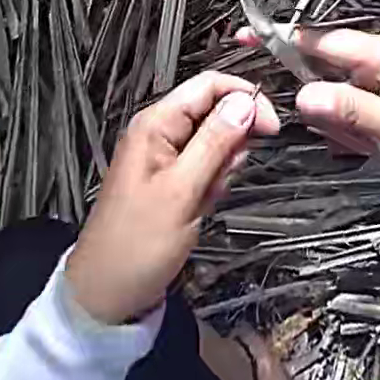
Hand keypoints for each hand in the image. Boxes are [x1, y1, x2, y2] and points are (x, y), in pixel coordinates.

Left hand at [65, 72, 280, 323]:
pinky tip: (203, 204)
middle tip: (224, 177)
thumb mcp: (182, 190)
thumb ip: (215, 142)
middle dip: (232, 140)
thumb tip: (246, 102)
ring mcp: (165, 154)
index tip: (272, 127)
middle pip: (214, 110)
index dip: (244, 97)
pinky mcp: (172, 177)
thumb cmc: (139, 243)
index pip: (209, 85)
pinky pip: (205, 165)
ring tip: (207, 196)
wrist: (107, 294)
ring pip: (214, 140)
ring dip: (223, 166)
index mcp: (156, 123)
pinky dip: (213, 182)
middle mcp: (160, 130)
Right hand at [236, 27, 379, 188]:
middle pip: (321, 69)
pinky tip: (377, 144)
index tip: (249, 36)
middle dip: (326, 107)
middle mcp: (378, 59)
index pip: (321, 38)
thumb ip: (350, 110)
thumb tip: (305, 97)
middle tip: (352, 134)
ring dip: (343, 125)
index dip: (283, 38)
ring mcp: (378, 79)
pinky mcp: (379, 99)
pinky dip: (353, 132)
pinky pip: (347, 112)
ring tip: (374, 142)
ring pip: (332, 97)